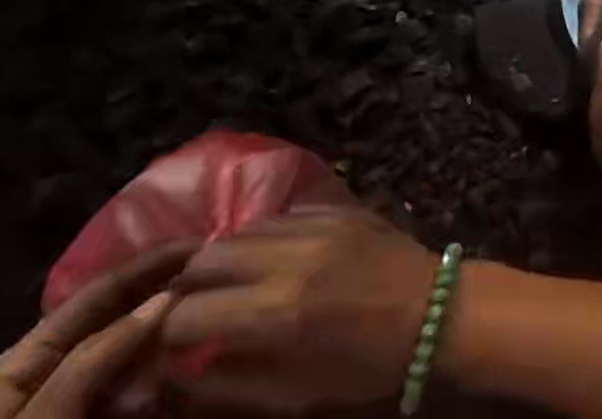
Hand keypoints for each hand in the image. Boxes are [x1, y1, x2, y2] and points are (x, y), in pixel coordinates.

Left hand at [0, 244, 196, 418]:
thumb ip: (92, 362)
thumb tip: (163, 299)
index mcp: (22, 363)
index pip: (98, 294)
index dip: (149, 263)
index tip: (204, 243)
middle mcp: (46, 379)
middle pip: (116, 324)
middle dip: (165, 300)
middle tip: (221, 284)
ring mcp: (65, 413)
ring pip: (126, 367)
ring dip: (167, 348)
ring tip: (214, 331)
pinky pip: (127, 406)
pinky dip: (158, 395)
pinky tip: (189, 388)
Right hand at [163, 209, 440, 414]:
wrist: (435, 310)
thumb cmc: (368, 365)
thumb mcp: (296, 393)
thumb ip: (229, 381)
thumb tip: (176, 368)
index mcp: (278, 312)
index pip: (188, 315)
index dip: (166, 335)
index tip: (169, 346)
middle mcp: (288, 258)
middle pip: (205, 258)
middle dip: (187, 288)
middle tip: (194, 309)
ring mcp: (314, 224)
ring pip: (240, 230)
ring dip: (225, 258)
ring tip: (232, 282)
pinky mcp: (334, 207)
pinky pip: (279, 215)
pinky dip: (263, 237)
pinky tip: (272, 257)